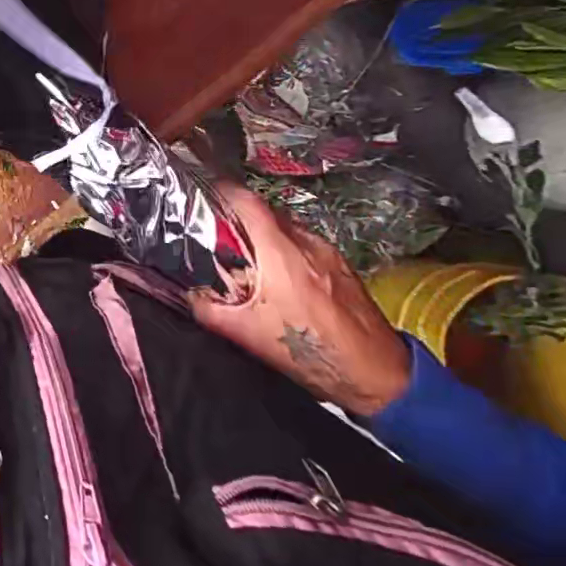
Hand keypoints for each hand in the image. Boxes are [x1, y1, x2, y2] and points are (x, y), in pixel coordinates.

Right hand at [189, 182, 411, 415]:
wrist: (376, 372)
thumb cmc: (312, 355)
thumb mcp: (250, 337)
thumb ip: (211, 312)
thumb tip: (189, 296)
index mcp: (280, 255)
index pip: (248, 202)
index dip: (224, 192)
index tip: (206, 196)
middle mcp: (305, 243)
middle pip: (266, 212)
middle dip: (242, 219)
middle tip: (221, 236)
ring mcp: (327, 251)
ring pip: (288, 227)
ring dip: (267, 236)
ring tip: (251, 260)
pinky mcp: (342, 263)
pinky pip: (307, 243)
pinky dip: (289, 250)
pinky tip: (284, 277)